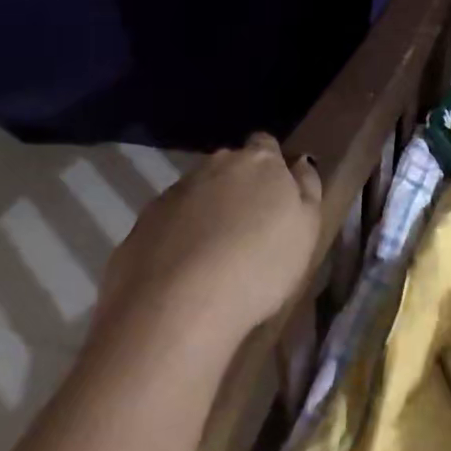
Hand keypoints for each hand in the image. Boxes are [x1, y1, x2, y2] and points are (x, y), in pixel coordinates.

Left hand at [94, 133, 322, 348]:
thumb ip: (306, 189)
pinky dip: (177, 236)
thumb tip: (299, 162)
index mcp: (259, 161)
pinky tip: (184, 272)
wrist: (177, 305)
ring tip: (214, 256)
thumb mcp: (306, 230)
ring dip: (206, 212)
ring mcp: (175, 190)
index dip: (271, 167)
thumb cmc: (258, 266)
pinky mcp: (144, 220)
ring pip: (197, 192)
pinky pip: (169, 221)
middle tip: (246, 230)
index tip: (274, 197)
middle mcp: (214, 164)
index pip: (266, 145)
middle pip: (230, 167)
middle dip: (236, 188)